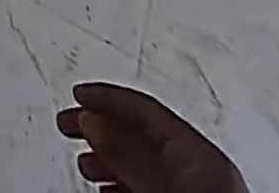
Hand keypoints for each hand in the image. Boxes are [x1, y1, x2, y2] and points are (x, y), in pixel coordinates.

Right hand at [56, 83, 245, 192]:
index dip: (107, 98)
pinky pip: (155, 189)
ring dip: (110, 159)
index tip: (80, 95)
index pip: (145, 109)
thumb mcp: (154, 189)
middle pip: (145, 135)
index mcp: (203, 159)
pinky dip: (126, 186)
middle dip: (103, 127)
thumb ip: (124, 154)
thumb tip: (93, 121)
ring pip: (148, 165)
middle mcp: (208, 174)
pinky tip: (108, 191)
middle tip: (70, 122)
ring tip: (84, 161)